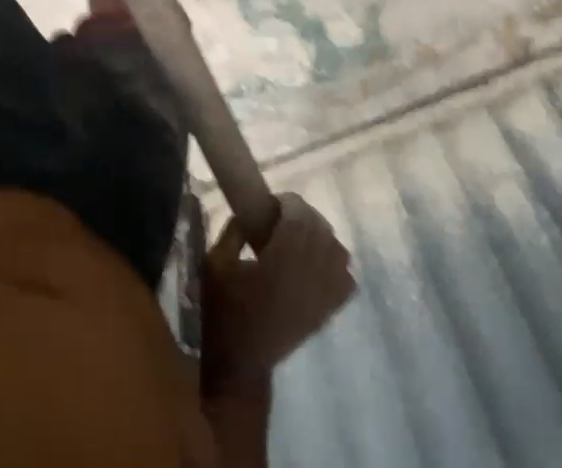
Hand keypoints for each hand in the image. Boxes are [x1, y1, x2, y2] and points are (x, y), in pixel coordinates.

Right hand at [201, 194, 355, 393]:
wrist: (241, 360)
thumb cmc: (224, 310)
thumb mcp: (214, 263)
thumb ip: (233, 232)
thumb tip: (248, 212)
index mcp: (281, 259)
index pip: (300, 217)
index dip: (290, 203)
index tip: (274, 201)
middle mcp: (309, 273)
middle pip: (321, 230)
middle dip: (305, 216)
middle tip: (284, 216)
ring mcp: (323, 294)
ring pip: (338, 251)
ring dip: (322, 237)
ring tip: (301, 239)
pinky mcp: (328, 311)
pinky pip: (347, 279)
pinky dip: (337, 266)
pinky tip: (318, 265)